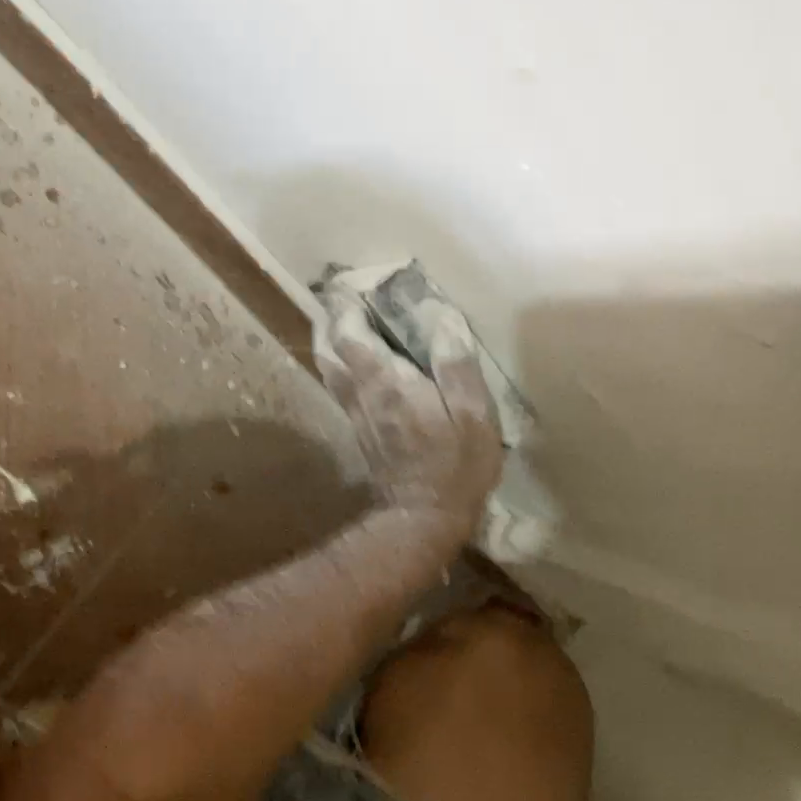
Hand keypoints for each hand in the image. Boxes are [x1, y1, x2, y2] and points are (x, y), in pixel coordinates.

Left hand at [313, 286, 503, 532]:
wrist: (422, 517)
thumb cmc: (454, 466)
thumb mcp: (473, 415)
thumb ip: (456, 365)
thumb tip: (443, 318)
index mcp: (386, 382)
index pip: (348, 333)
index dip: (345, 305)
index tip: (352, 282)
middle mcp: (360, 392)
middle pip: (327, 346)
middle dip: (330, 316)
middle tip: (344, 294)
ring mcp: (354, 411)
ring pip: (328, 365)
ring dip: (330, 338)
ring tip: (347, 318)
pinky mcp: (357, 427)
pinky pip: (338, 383)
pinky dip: (339, 361)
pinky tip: (357, 357)